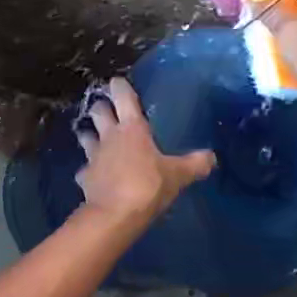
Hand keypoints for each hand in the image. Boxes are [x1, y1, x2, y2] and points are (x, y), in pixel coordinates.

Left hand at [75, 77, 214, 225]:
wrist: (115, 215)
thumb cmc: (148, 186)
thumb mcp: (178, 175)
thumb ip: (195, 164)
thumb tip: (212, 157)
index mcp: (132, 128)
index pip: (123, 96)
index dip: (119, 86)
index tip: (118, 82)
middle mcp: (109, 136)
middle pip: (98, 111)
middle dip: (101, 107)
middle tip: (107, 109)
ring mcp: (93, 156)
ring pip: (85, 136)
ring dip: (89, 134)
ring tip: (94, 136)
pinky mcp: (84, 177)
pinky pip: (84, 169)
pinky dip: (89, 170)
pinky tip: (94, 175)